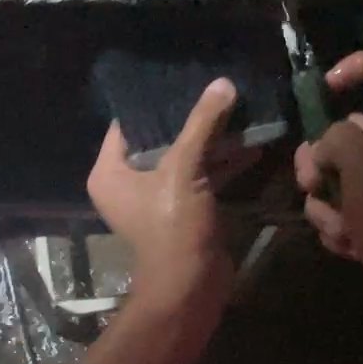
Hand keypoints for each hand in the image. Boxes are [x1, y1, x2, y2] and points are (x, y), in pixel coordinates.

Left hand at [87, 78, 243, 302]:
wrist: (190, 286)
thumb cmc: (172, 225)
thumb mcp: (184, 169)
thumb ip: (201, 125)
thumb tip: (222, 84)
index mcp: (110, 172)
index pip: (127, 125)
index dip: (151, 103)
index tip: (178, 77)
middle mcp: (127, 183)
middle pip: (158, 138)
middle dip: (188, 118)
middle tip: (214, 88)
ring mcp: (156, 198)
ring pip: (184, 158)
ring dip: (211, 140)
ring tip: (238, 109)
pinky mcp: (183, 209)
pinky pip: (200, 176)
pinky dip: (221, 163)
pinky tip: (252, 144)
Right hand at [294, 52, 362, 327]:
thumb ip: (341, 141)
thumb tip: (328, 142)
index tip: (326, 86)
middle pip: (358, 130)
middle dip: (323, 154)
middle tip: (308, 180)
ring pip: (347, 173)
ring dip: (327, 197)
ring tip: (334, 225)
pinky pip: (353, 207)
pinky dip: (340, 222)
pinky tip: (345, 246)